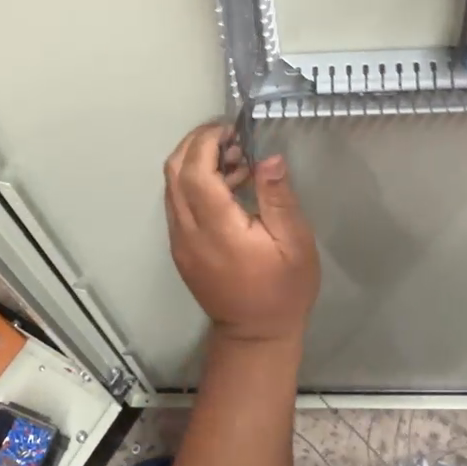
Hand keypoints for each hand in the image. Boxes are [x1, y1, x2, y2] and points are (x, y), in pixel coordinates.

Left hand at [163, 123, 318, 345]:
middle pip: (174, 172)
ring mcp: (180, 241)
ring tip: (236, 160)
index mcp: (216, 228)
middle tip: (229, 136)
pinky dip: (194, 184)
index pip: (195, 171)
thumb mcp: (294, 243)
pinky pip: (178, 204)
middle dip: (196, 144)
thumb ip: (278, 197)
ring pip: (172, 187)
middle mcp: (188, 231)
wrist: (255, 336)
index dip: (207, 142)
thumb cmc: (282, 291)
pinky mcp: (181, 249)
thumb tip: (268, 157)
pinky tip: (227, 186)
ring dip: (195, 163)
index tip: (231, 130)